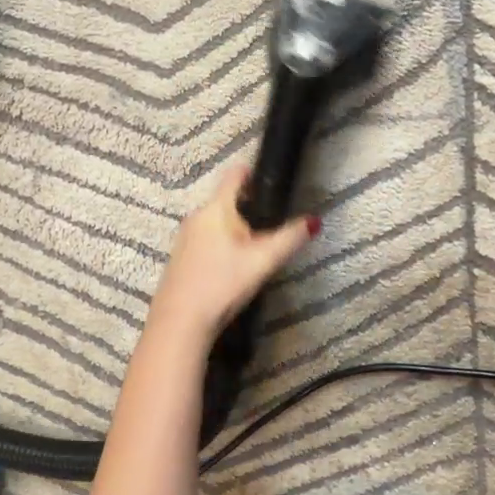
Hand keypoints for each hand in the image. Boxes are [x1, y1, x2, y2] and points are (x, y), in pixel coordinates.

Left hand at [147, 165, 317, 343]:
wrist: (180, 321)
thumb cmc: (223, 282)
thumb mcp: (263, 260)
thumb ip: (290, 238)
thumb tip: (314, 221)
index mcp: (216, 208)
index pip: (234, 175)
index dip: (252, 173)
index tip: (268, 181)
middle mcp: (196, 216)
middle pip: (226, 201)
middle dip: (248, 209)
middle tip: (270, 226)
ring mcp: (184, 237)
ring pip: (215, 222)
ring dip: (234, 229)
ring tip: (254, 250)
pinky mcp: (179, 258)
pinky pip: (204, 240)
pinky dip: (220, 245)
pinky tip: (231, 269)